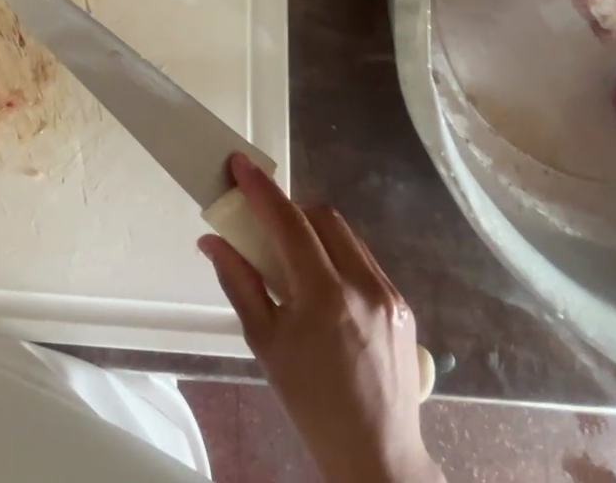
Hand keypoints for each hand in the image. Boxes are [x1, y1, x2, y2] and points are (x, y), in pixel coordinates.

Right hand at [199, 154, 441, 482]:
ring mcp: (389, 296)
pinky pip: (363, 262)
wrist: (375, 450)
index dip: (261, 189)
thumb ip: (238, 282)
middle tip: (261, 221)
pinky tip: (319, 284)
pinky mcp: (402, 307)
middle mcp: (364, 286)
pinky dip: (335, 256)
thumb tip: (212, 241)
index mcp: (324, 295)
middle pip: (323, 218)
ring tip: (288, 255)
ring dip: (313, 231)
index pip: (288, 223)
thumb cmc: (308, 397)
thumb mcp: (262, 340)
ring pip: (346, 237)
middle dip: (289, 208)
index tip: (239, 164)